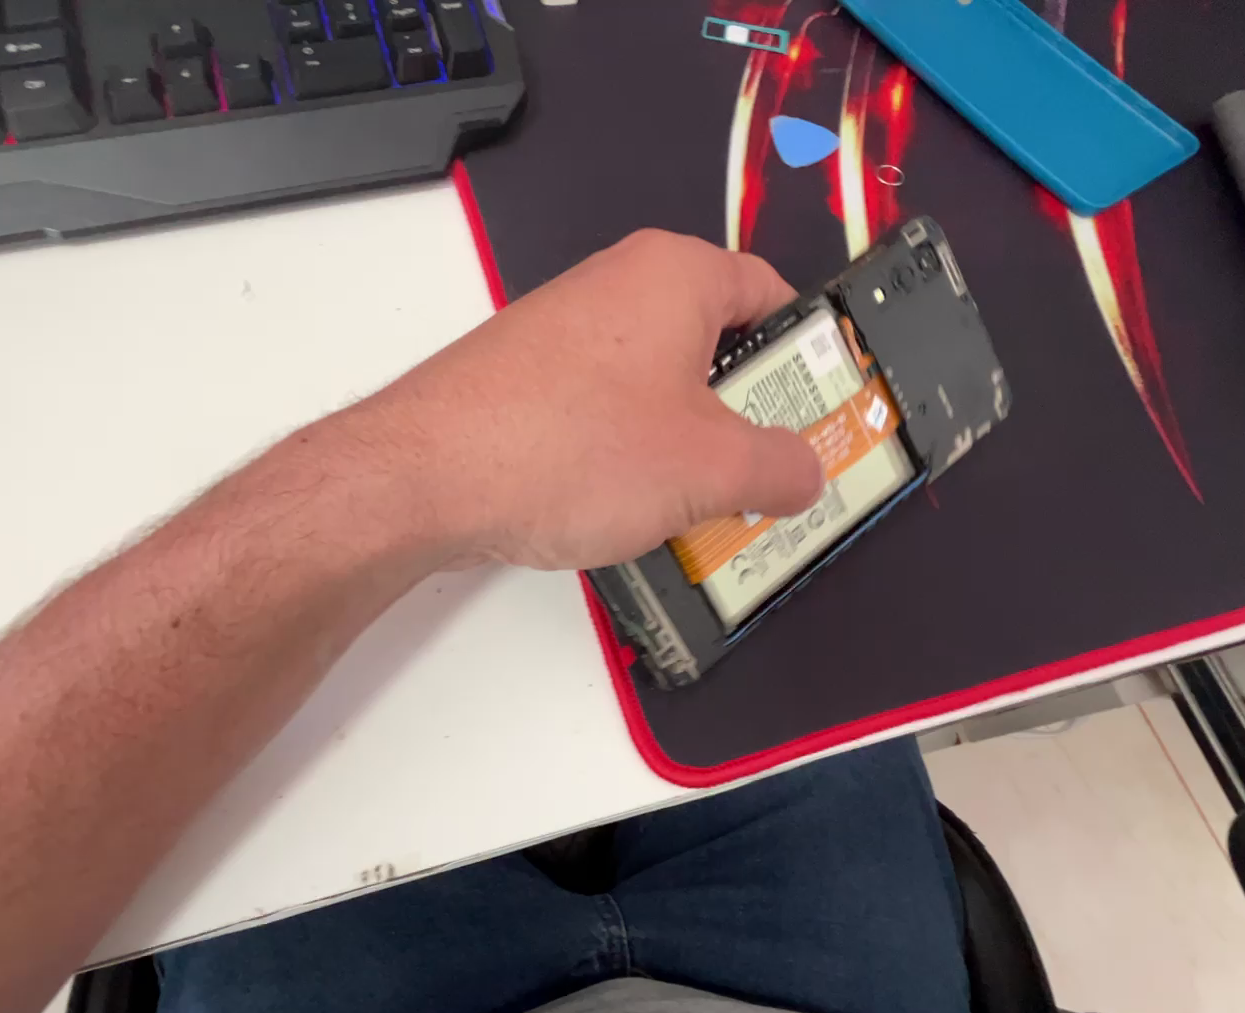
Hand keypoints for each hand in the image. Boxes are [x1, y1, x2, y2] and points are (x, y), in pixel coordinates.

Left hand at [353, 229, 824, 570]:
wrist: (427, 477)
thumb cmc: (577, 450)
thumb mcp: (708, 469)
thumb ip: (780, 468)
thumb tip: (805, 472)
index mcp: (674, 274)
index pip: (772, 294)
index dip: (807, 354)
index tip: (817, 412)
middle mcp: (615, 286)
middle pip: (711, 345)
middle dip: (741, 414)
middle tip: (759, 475)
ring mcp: (560, 332)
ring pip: (654, 385)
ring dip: (683, 444)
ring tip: (692, 506)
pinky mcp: (522, 379)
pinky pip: (601, 409)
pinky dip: (626, 452)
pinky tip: (621, 504)